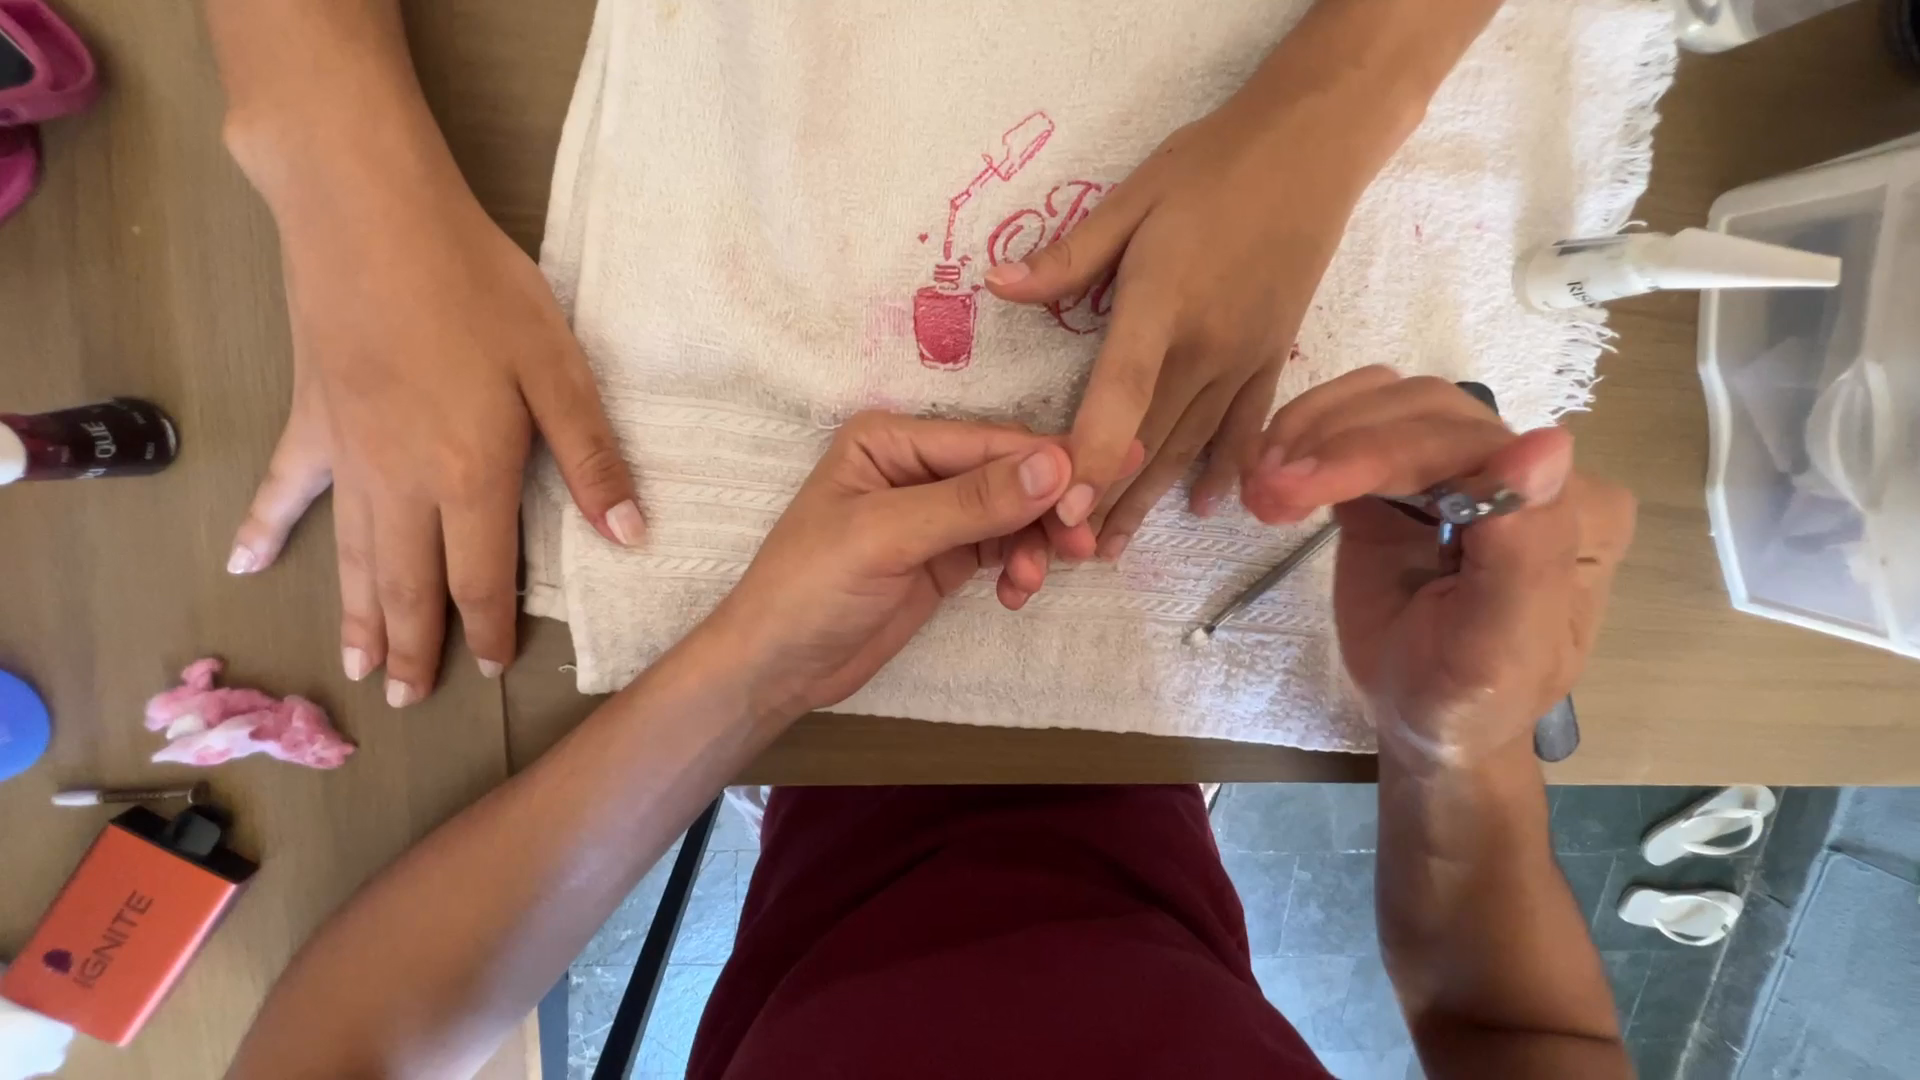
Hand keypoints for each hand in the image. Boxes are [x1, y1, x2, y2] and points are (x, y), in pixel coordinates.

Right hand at [226, 196, 641, 706]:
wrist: (373, 216)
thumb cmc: (483, 295)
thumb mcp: (562, 375)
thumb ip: (593, 461)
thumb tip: (630, 535)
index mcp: (472, 477)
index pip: (481, 577)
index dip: (486, 627)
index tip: (489, 668)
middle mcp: (403, 483)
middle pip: (410, 584)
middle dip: (416, 644)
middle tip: (409, 698)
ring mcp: (347, 455)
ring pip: (355, 556)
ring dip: (359, 615)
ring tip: (358, 667)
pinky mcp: (311, 418)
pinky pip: (287, 488)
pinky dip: (268, 529)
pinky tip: (247, 566)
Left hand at [702, 412, 1075, 715]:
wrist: (777, 669)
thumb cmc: (811, 588)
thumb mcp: (888, 537)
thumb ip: (972, 502)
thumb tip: (1056, 464)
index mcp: (892, 439)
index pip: (988, 443)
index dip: (1044, 466)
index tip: (1092, 497)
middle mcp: (918, 466)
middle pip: (1008, 474)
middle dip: (1046, 508)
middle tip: (1081, 546)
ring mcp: (934, 514)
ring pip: (1011, 513)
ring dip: (1034, 544)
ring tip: (1031, 582)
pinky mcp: (944, 557)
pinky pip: (1001, 549)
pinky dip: (1017, 567)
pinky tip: (1015, 595)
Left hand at [983, 73, 1398, 560]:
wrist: (1317, 143)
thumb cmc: (1212, 165)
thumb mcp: (1132, 197)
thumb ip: (1067, 256)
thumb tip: (996, 285)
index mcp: (1161, 303)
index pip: (1122, 391)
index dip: (1094, 453)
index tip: (1063, 507)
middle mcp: (1205, 345)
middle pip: (1150, 436)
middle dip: (1108, 498)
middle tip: (1071, 553)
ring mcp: (1245, 358)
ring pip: (1190, 444)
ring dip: (1151, 499)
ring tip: (1116, 547)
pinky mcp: (1272, 359)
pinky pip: (1246, 427)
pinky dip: (1226, 470)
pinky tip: (1207, 507)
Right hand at [1240, 368, 1636, 763]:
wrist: (1420, 719)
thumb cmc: (1461, 699)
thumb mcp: (1495, 650)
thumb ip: (1524, 552)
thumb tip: (1544, 443)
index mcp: (1568, 509)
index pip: (1470, 445)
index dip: (1373, 452)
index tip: (1286, 486)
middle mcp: (1519, 471)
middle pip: (1420, 411)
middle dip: (1329, 443)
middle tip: (1260, 492)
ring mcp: (1455, 466)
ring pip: (1383, 401)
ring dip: (1308, 432)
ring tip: (1256, 484)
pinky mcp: (1400, 476)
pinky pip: (1355, 424)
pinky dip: (1303, 437)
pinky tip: (1267, 474)